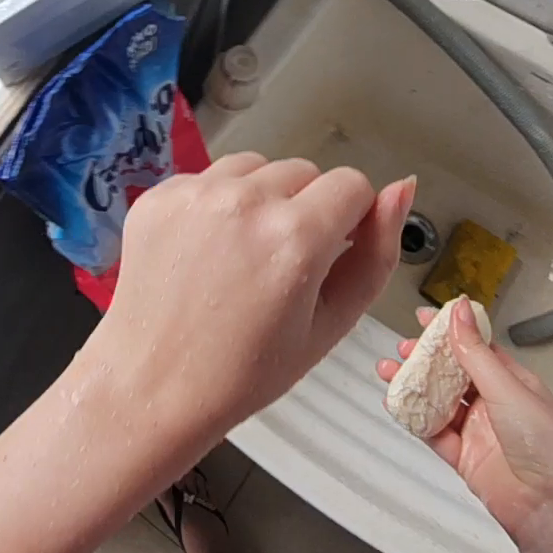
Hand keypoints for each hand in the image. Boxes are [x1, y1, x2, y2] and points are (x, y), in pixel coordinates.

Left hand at [81, 152, 414, 450]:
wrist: (152, 385)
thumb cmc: (247, 371)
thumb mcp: (331, 324)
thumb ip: (376, 254)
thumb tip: (400, 189)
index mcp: (296, 235)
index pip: (351, 184)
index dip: (349, 219)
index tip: (328, 254)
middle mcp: (245, 200)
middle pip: (304, 171)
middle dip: (305, 208)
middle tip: (280, 264)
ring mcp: (195, 193)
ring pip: (255, 166)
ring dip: (261, 196)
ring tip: (242, 253)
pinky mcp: (159, 196)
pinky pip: (208, 178)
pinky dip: (216, 203)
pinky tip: (204, 250)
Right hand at [375, 302, 552, 544]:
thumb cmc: (549, 446)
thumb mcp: (508, 389)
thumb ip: (475, 351)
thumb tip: (460, 309)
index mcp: (512, 382)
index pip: (476, 347)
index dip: (449, 331)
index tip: (422, 317)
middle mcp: (494, 403)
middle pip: (451, 373)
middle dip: (425, 358)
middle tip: (403, 348)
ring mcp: (478, 431)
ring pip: (437, 401)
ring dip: (413, 385)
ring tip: (388, 371)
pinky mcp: (464, 457)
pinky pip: (432, 432)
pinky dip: (412, 418)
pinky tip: (395, 404)